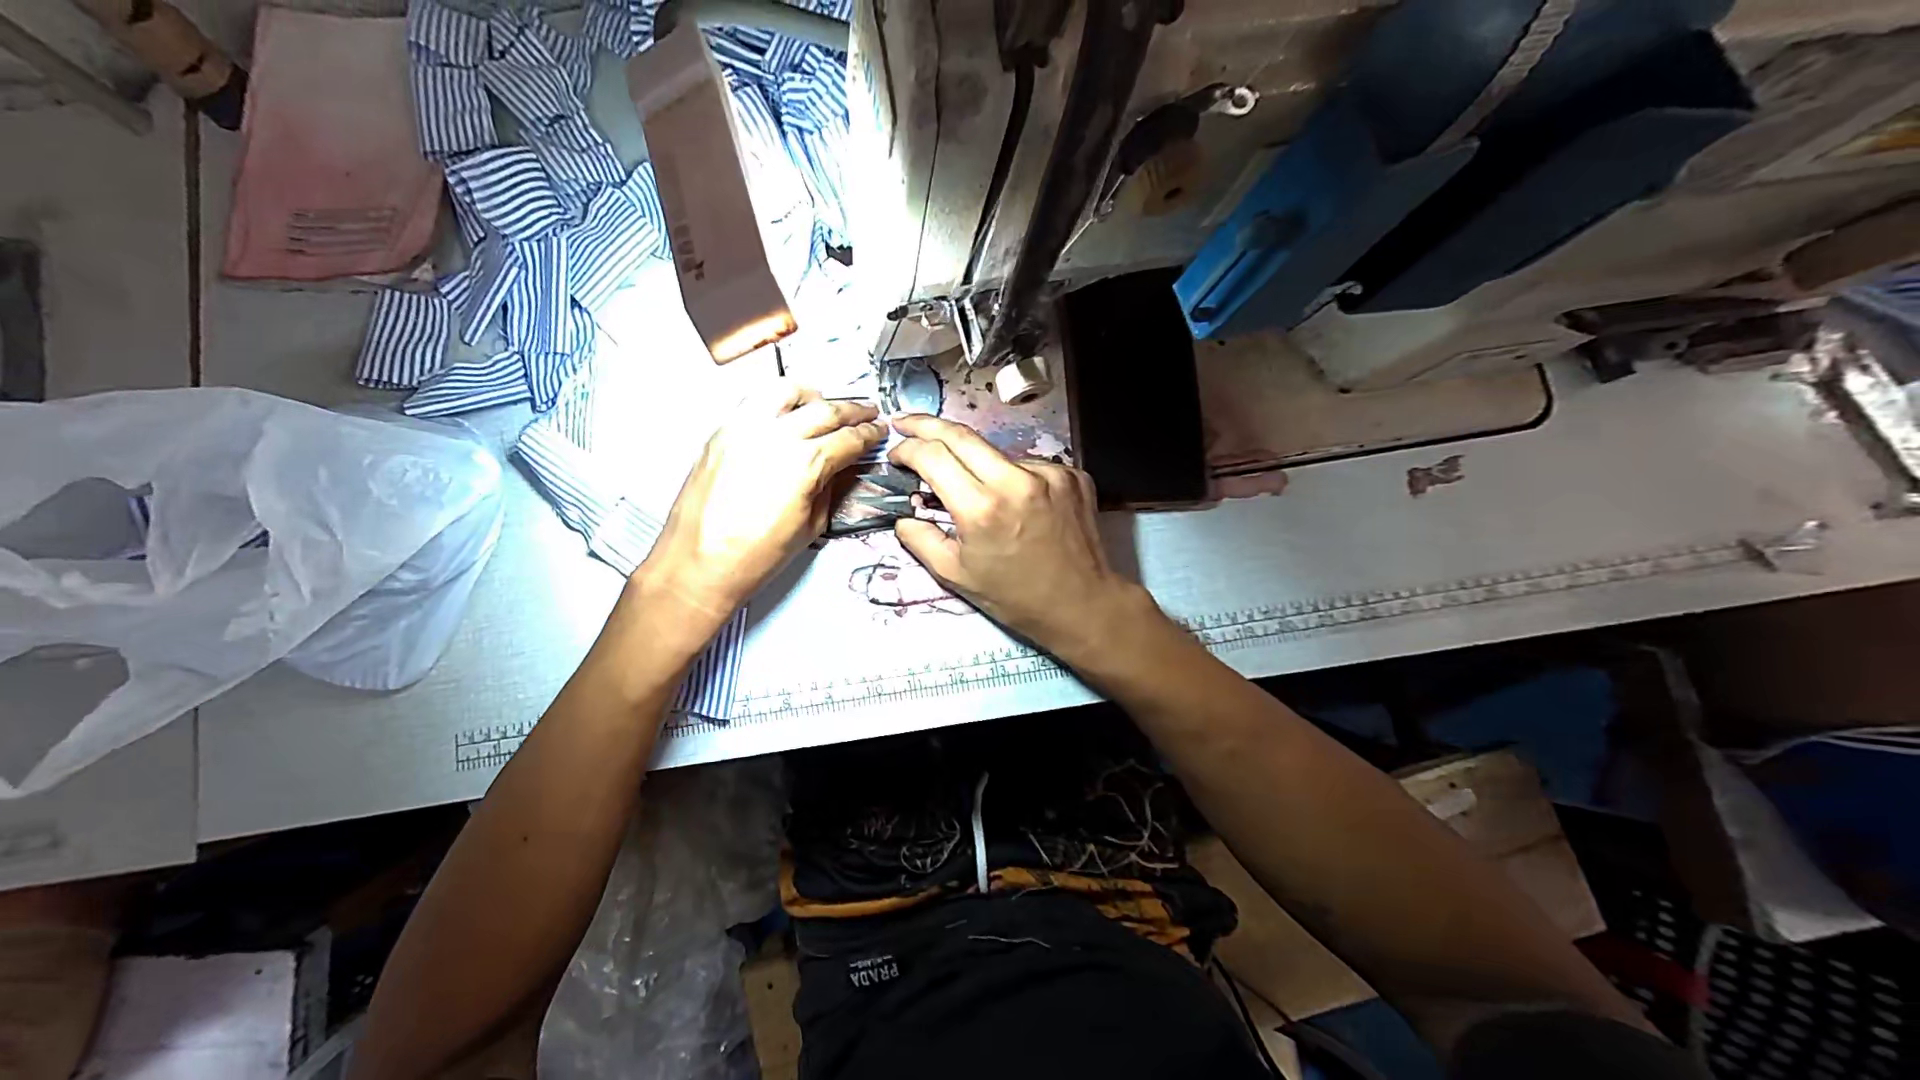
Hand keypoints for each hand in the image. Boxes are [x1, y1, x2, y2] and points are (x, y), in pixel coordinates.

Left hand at [639, 384, 884, 621]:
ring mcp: (745, 429)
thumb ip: (831, 486)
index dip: (870, 434)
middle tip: (865, 413)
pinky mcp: (722, 432)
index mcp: (806, 464)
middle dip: (852, 410)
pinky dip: (777, 400)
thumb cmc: (752, 556)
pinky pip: (755, 401)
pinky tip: (785, 413)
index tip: (877, 431)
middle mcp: (776, 437)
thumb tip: (842, 467)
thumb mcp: (811, 525)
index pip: (849, 438)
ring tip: (824, 403)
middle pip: (826, 409)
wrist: (700, 564)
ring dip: (814, 395)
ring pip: (788, 390)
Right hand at [888, 414, 1155, 657]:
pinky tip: (1015, 502)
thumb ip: (920, 539)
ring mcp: (1048, 473)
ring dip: (975, 460)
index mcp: (981, 509)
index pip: (933, 456)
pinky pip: (1028, 464)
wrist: (1082, 604)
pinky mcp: (1071, 474)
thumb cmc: (1015, 596)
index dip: (907, 448)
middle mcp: (1015, 481)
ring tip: (976, 491)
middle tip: (907, 423)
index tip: (896, 452)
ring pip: (996, 451)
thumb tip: (904, 516)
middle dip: (927, 425)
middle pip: (961, 434)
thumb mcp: (955, 575)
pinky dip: (1012, 476)